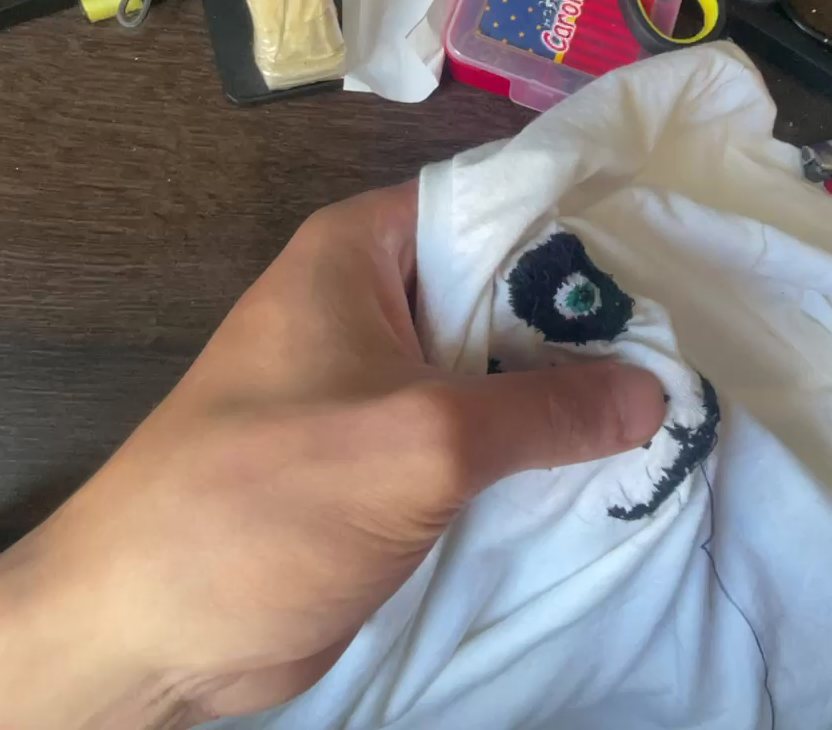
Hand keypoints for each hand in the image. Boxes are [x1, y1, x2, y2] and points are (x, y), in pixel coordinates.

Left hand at [0, 183, 666, 729]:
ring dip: (560, 385)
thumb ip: (542, 410)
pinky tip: (606, 455)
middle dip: (579, 317)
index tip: (662, 249)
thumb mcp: (420, 441)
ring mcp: (377, 374)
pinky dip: (528, 438)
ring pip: (491, 360)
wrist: (145, 626)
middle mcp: (369, 297)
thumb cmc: (266, 497)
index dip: (571, 223)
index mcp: (360, 250)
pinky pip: (474, 423)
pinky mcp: (384, 444)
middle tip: (685, 336)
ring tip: (671, 394)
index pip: (485, 204)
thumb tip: (650, 391)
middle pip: (496, 285)